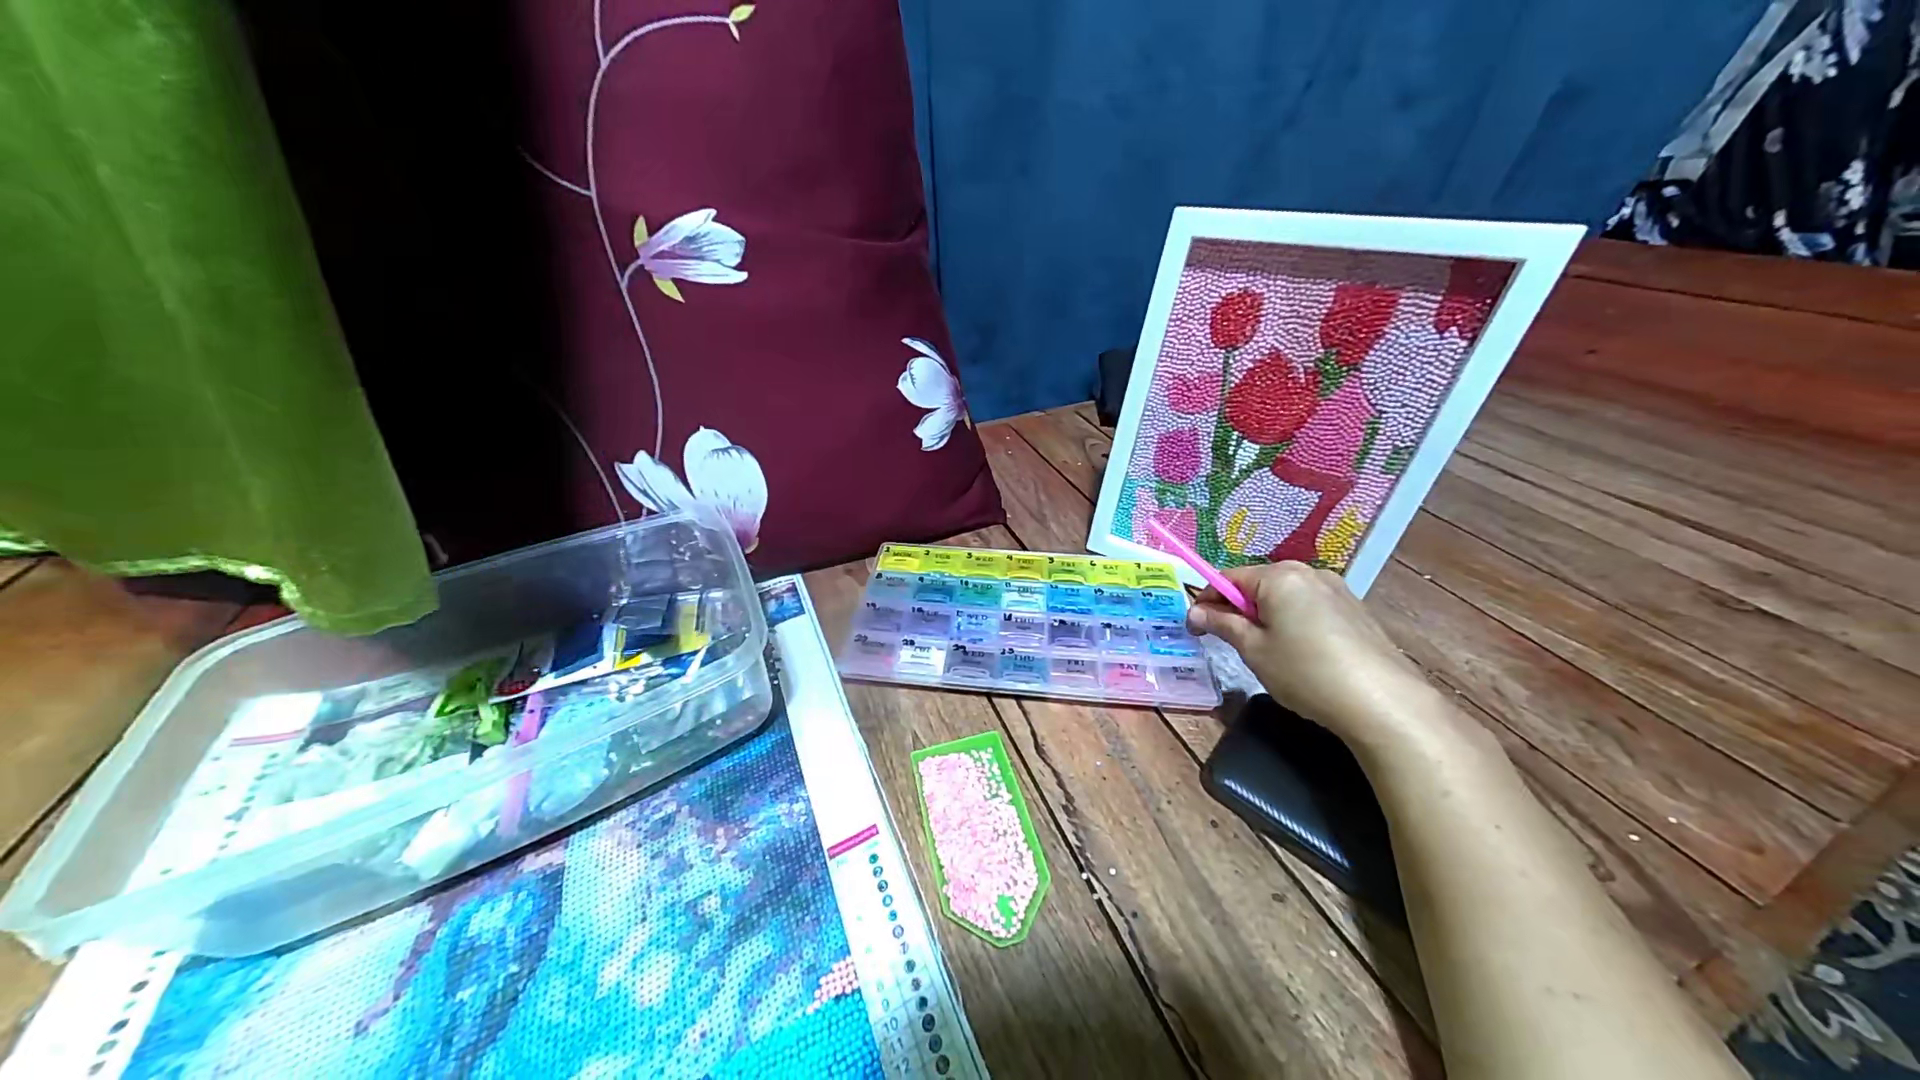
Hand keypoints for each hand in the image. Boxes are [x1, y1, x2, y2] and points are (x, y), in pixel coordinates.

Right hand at [1186, 562, 1459, 754]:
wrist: (1384, 703)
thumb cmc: (1306, 672)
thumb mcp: (1254, 650)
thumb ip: (1223, 625)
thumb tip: (1197, 612)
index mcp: (1280, 576)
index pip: (1228, 578)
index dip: (1207, 601)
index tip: (1194, 628)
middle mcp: (1310, 573)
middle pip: (1258, 586)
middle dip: (1238, 610)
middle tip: (1229, 644)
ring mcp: (1338, 591)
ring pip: (1285, 599)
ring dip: (1266, 619)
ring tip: (1267, 655)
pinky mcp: (1356, 611)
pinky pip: (1310, 609)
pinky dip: (1294, 625)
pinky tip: (1300, 657)